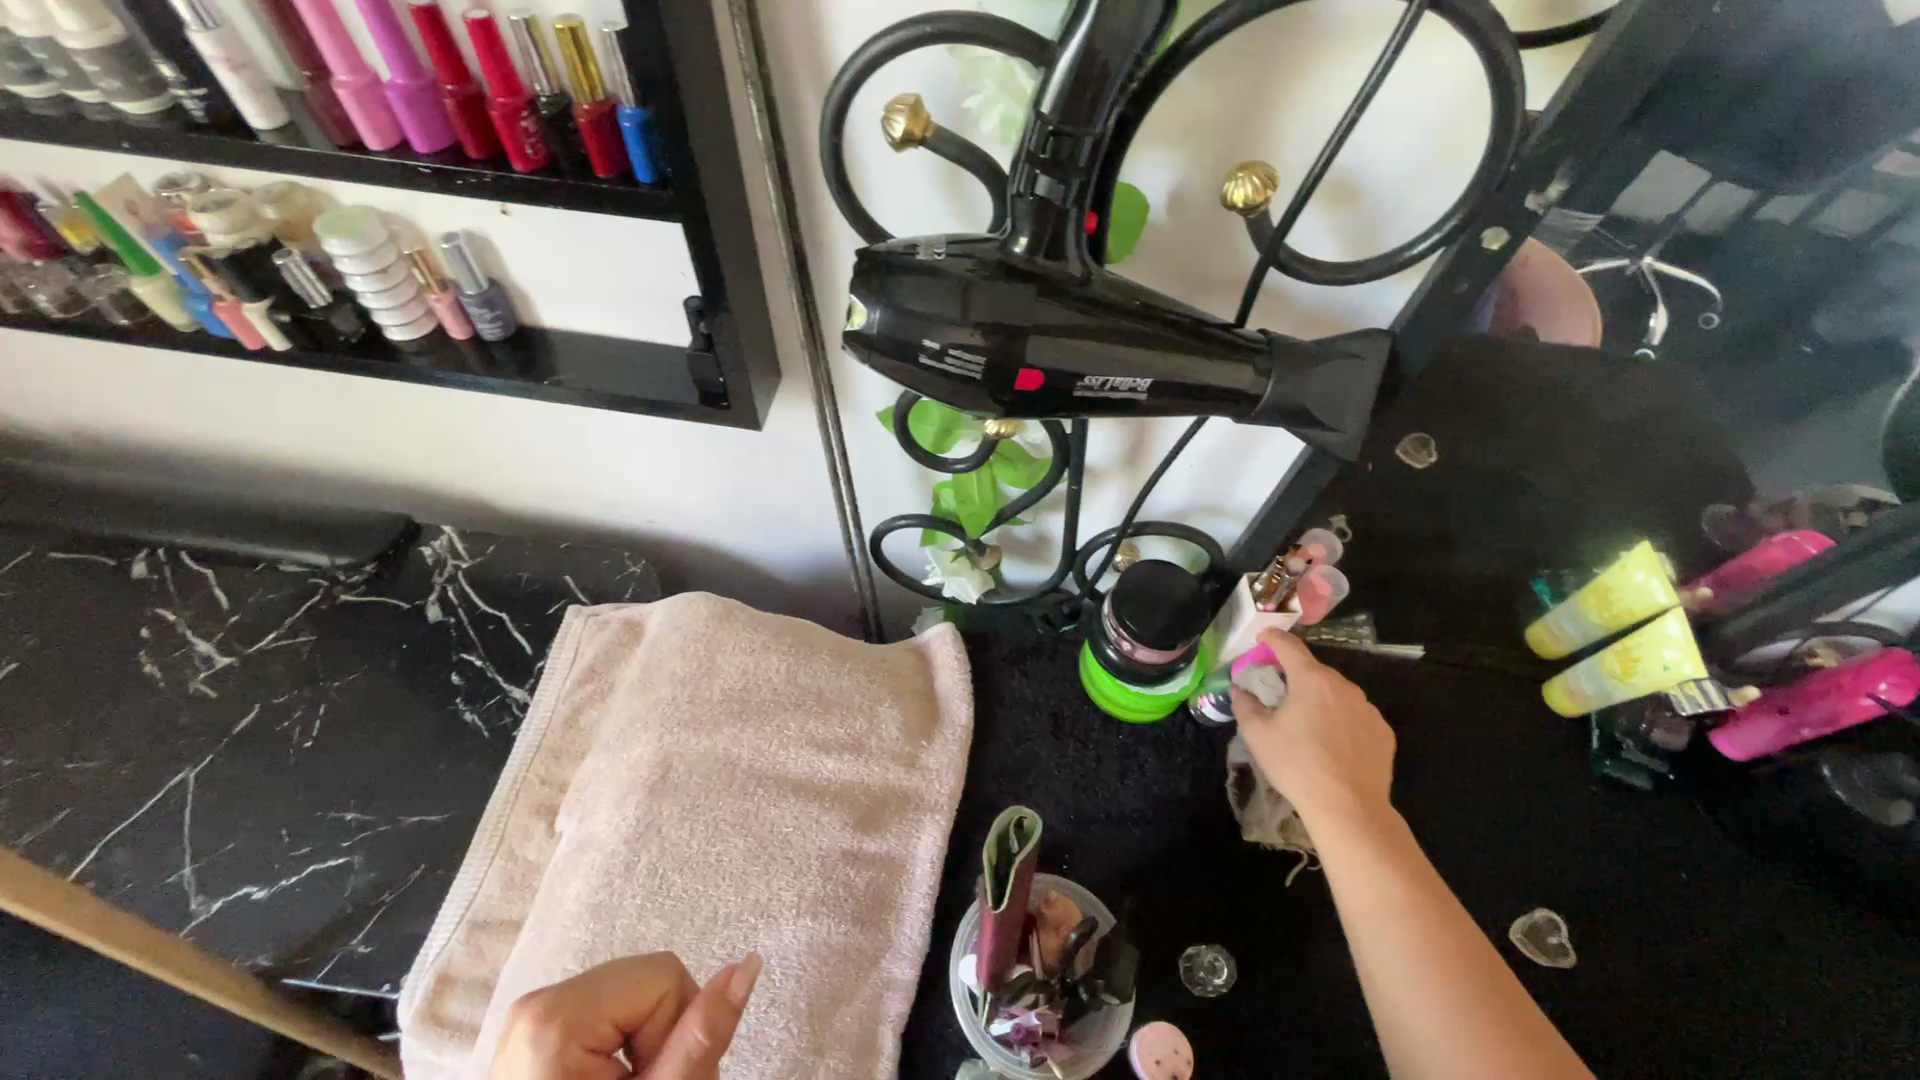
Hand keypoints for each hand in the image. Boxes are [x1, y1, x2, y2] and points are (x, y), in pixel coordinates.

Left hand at [488, 951, 761, 1079]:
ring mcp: (534, 1014)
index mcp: (560, 1013)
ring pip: (634, 992)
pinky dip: (623, 1042)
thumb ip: (702, 1037)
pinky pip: (608, 1007)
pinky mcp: (537, 1029)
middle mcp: (541, 1000)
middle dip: (667, 1033)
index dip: (680, 1030)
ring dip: (649, 1038)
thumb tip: (747, 965)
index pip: (667, 976)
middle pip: (649, 979)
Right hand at [1232, 629, 1394, 827]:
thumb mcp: (1258, 735)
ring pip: (1337, 694)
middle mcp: (1343, 686)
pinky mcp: (1383, 731)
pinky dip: (1341, 721)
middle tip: (1279, 694)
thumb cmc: (1297, 765)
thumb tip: (1241, 689)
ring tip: (1307, 725)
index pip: (1289, 646)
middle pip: (1314, 672)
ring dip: (1320, 700)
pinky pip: (1356, 716)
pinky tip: (1333, 745)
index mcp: (1311, 680)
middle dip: (1295, 676)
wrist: (1349, 807)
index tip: (1262, 638)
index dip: (1272, 638)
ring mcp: (1368, 708)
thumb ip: (1245, 705)